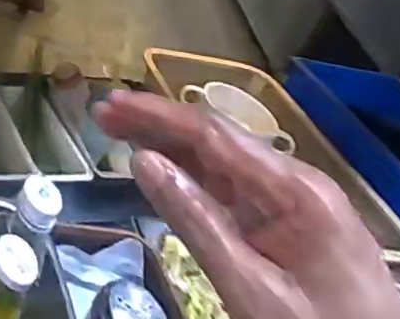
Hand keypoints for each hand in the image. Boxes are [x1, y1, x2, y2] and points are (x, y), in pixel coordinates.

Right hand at [93, 92, 399, 318]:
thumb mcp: (255, 295)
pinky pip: (232, 189)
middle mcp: (295, 182)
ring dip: (169, 146)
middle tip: (103, 116)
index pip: (212, 133)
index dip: (155, 114)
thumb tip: (141, 160)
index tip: (109, 106)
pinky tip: (162, 169)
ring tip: (119, 134)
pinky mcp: (290, 225)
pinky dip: (191, 177)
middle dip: (156, 124)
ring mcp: (295, 203)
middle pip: (214, 139)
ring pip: (219, 160)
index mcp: (296, 190)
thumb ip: (197, 222)